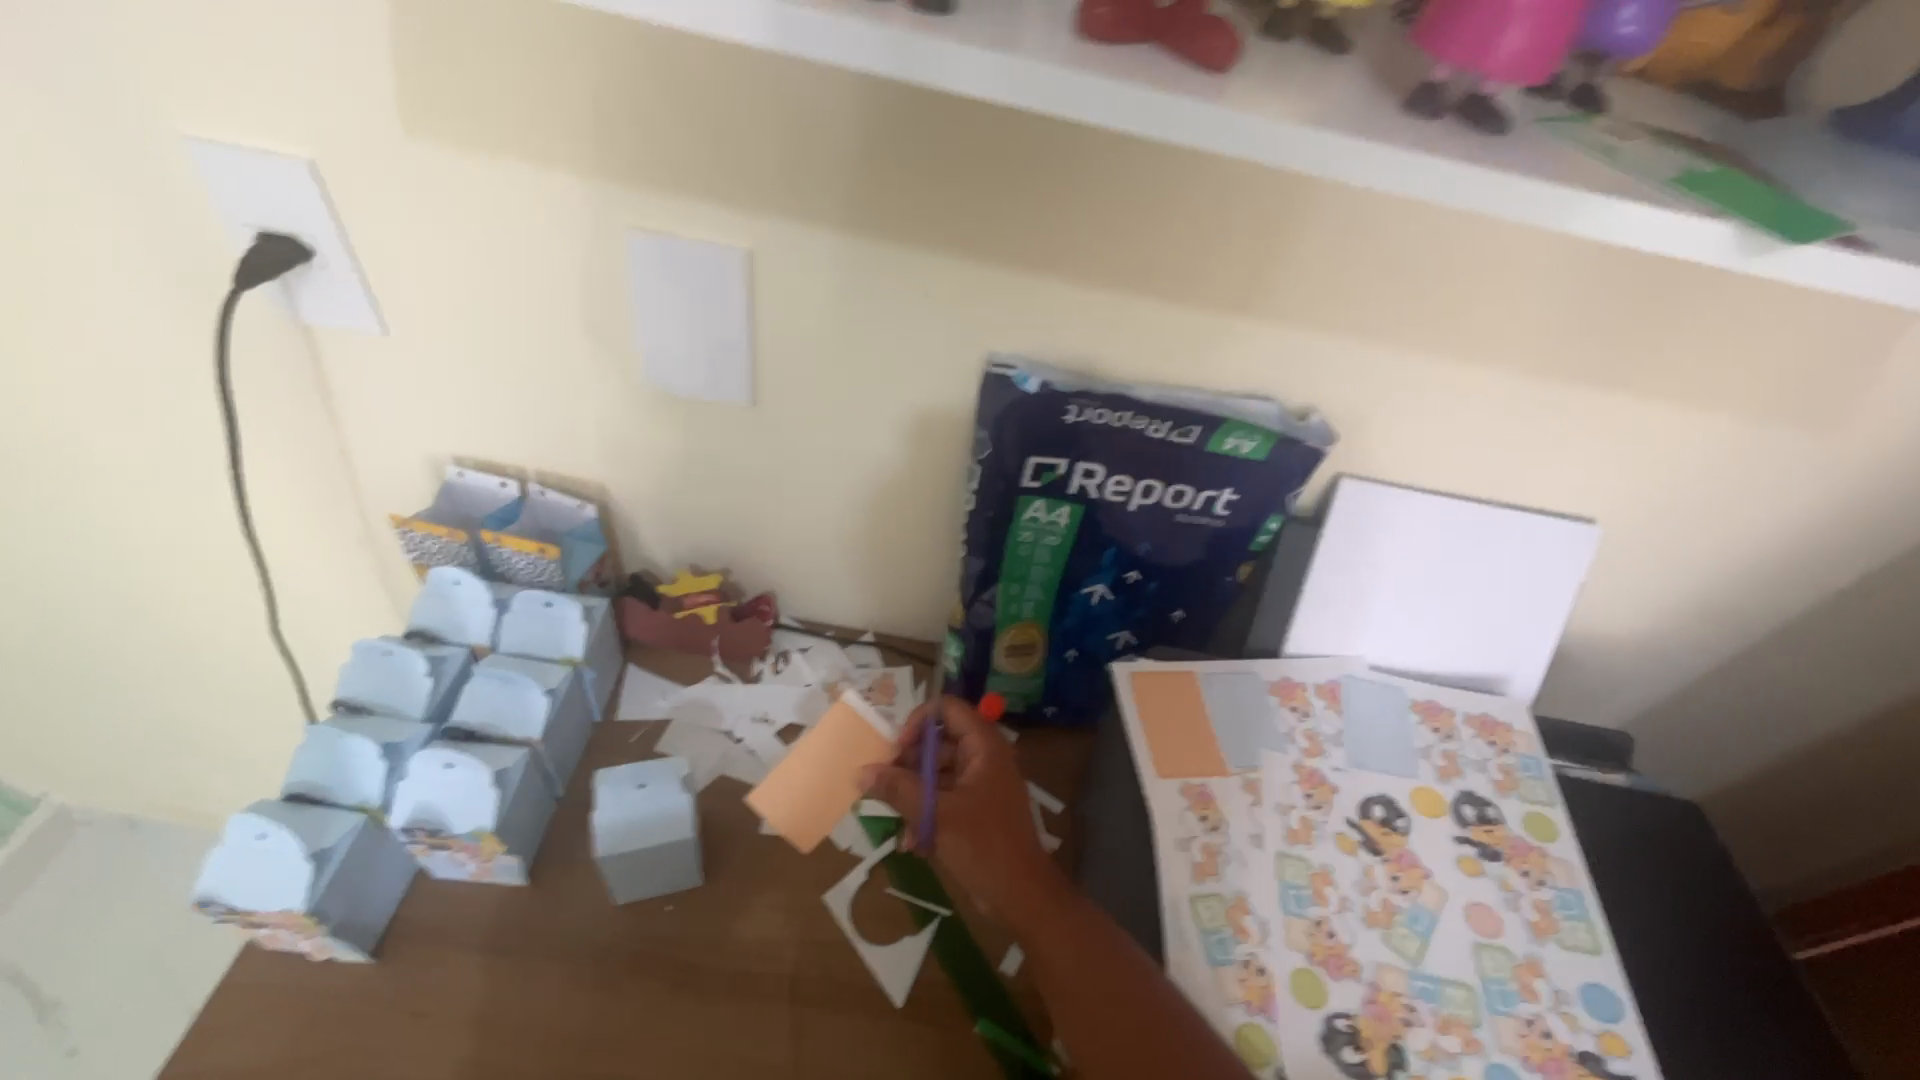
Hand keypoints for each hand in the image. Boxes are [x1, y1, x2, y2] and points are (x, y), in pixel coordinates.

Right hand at [861, 696, 1068, 926]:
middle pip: (937, 742)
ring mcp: (981, 785)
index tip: (897, 749)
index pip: (947, 708)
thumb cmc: (984, 846)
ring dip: (913, 795)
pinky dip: (927, 815)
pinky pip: (944, 800)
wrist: (1023, 895)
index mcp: (983, 746)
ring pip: (937, 774)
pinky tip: (912, 843)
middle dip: (908, 764)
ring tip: (896, 820)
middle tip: (884, 785)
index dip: (918, 722)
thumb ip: (898, 789)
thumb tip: (861, 772)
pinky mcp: (977, 811)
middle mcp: (983, 758)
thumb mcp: (936, 815)